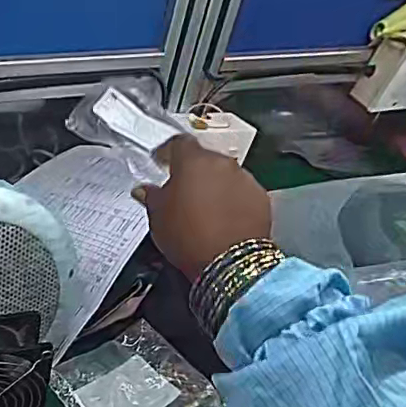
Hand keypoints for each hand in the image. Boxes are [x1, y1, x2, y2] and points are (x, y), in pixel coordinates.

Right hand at [132, 136, 272, 279]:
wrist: (228, 263)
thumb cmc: (192, 239)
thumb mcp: (157, 217)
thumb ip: (151, 196)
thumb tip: (145, 191)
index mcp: (192, 161)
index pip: (177, 143)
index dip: (167, 152)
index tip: (162, 159)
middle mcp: (221, 164)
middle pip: (203, 159)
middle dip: (192, 174)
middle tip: (180, 194)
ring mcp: (243, 179)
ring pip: (224, 176)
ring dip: (212, 188)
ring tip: (201, 212)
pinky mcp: (259, 198)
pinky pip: (241, 193)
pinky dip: (231, 202)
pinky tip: (220, 220)